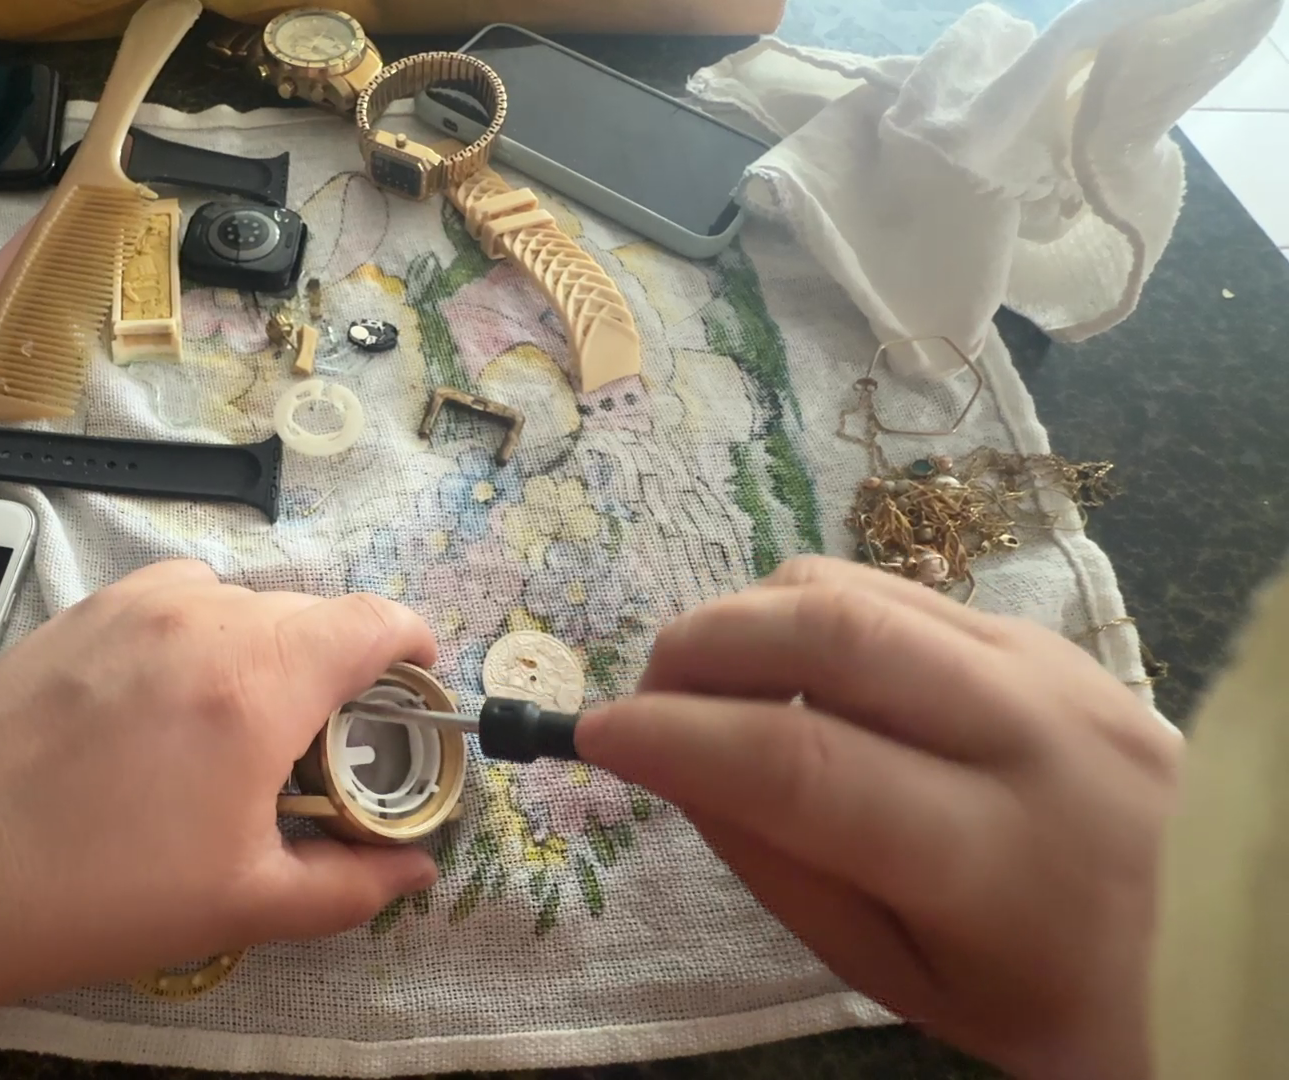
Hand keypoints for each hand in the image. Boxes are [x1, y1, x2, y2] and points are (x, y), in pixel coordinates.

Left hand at [0, 559, 438, 1012]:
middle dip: (340, 669)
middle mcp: (209, 618)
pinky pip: (187, 592)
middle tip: (317, 738)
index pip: (376, 621)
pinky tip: (176, 681)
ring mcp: (144, 600)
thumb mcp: (244, 903)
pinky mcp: (95, 603)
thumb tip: (417, 872)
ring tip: (240, 714)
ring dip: (272, 647)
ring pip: (252, 602)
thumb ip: (351, 883)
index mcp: (259, 682)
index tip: (414, 688)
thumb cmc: (100, 890)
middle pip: (316, 615)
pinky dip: (210, 625)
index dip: (414, 648)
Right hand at [576, 556, 1179, 1079]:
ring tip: (705, 679)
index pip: (801, 767)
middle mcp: (1033, 736)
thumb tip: (669, 760)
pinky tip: (779, 665)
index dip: (673, 737)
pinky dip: (784, 610)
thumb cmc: (1042, 989)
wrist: (1227, 934)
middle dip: (695, 648)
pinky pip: (868, 584)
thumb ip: (770, 860)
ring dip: (732, 620)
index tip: (595, 736)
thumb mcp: (895, 973)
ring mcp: (1036, 661)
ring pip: (838, 589)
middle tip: (644, 693)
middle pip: (824, 635)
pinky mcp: (1023, 626)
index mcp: (1006, 865)